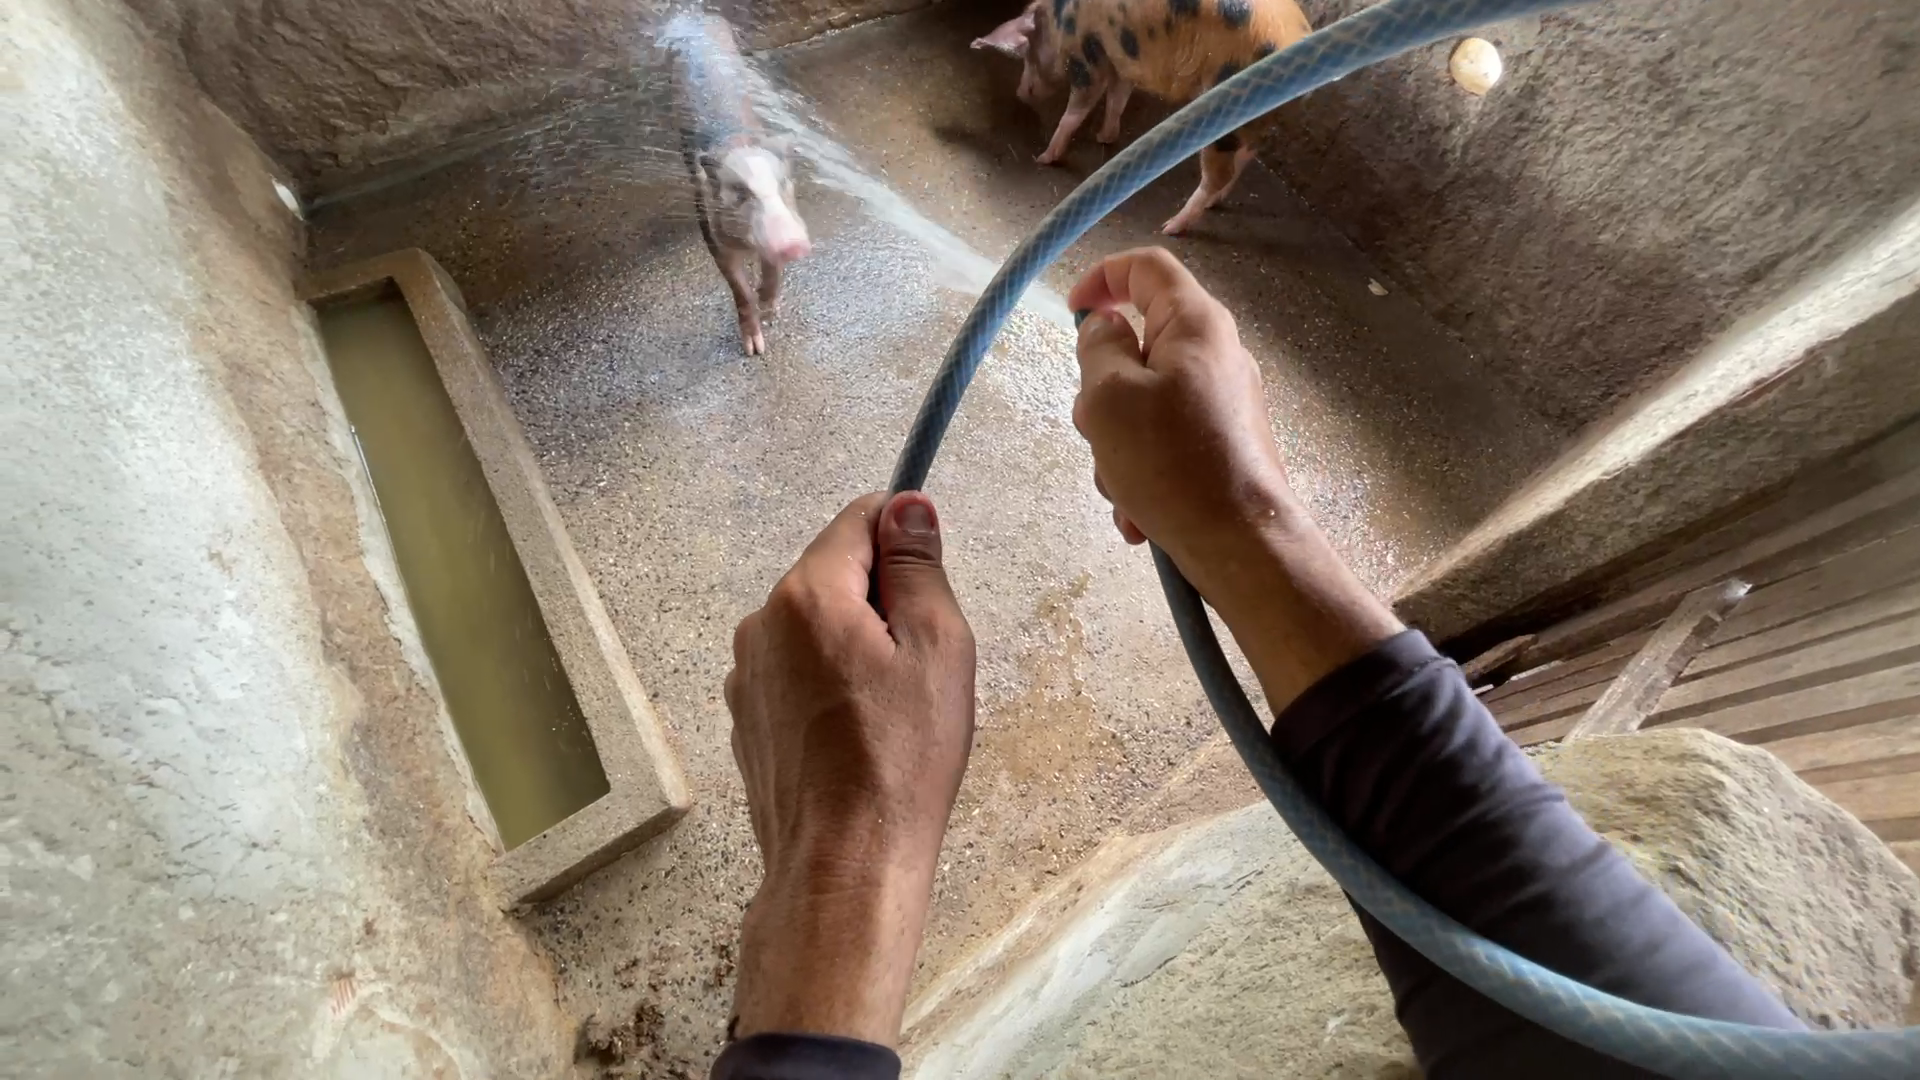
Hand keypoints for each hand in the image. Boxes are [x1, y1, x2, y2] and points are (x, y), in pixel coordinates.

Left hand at [724, 491, 975, 1045]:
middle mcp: (762, 621)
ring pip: (814, 621)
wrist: (843, 866)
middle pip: (834, 571)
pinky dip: (827, 676)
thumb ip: (918, 565)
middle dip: (880, 596)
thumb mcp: (937, 647)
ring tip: (888, 703)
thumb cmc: (903, 755)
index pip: (858, 518)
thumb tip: (907, 505)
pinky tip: (852, 730)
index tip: (929, 578)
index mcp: (808, 594)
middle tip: (918, 659)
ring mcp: (745, 672)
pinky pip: (794, 666)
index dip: (901, 534)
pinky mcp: (745, 714)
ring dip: (854, 638)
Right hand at [1069, 247, 1296, 597]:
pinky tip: (1139, 512)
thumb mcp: (1109, 396)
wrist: (1240, 542)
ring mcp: (1222, 401)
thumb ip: (1098, 348)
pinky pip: (1164, 439)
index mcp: (1195, 325)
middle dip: (1101, 391)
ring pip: (1143, 402)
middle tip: (1096, 429)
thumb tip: (1105, 327)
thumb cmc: (1169, 461)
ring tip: (1123, 486)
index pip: (1145, 267)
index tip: (1070, 311)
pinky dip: (1141, 468)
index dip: (1101, 277)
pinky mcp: (1222, 442)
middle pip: (1138, 347)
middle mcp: (1216, 354)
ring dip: (1116, 443)